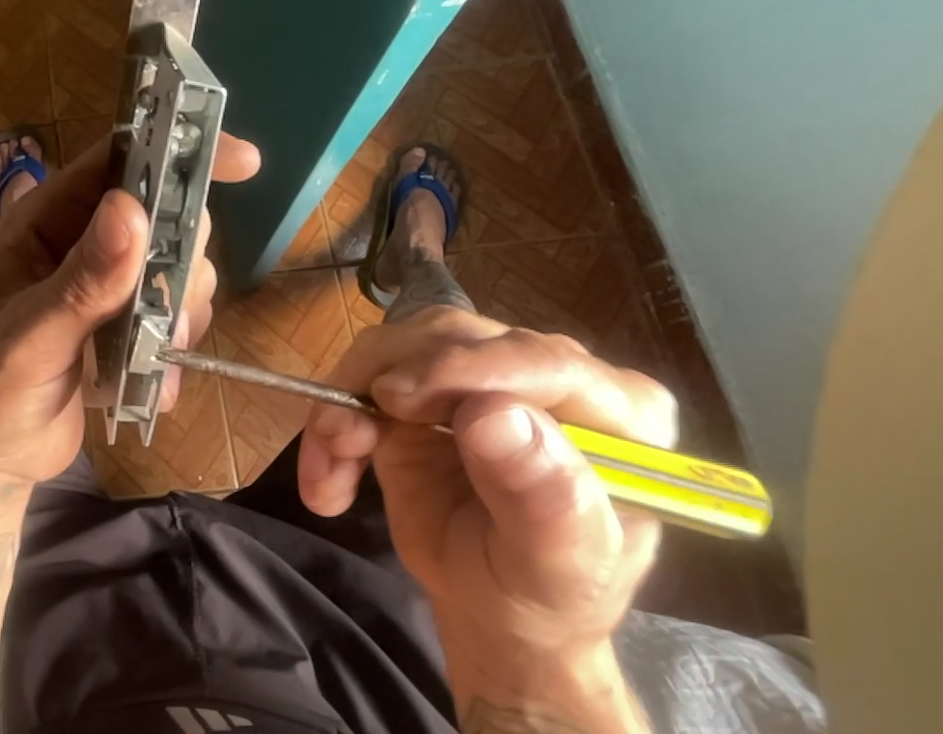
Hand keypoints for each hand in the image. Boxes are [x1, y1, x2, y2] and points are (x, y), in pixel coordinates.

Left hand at [0, 133, 260, 486]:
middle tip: (171, 308)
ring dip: (183, 311)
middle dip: (184, 257)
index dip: (179, 149)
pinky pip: (176, 319)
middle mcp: (81, 242)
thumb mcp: (27, 337)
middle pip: (165, 214)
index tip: (243, 164)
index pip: (118, 160)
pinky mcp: (126, 328)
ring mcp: (106, 285)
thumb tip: (132, 210)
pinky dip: (176, 352)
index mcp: (45, 222)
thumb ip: (80, 282)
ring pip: (178, 268)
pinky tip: (151, 388)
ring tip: (154, 355)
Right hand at [296, 308, 676, 665]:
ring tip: (330, 479)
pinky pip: (361, 375)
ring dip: (345, 404)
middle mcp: (544, 374)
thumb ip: (542, 499)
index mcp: (615, 411)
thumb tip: (493, 416)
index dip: (466, 368)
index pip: (544, 360)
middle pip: (453, 338)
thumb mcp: (555, 570)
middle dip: (387, 383)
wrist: (490, 605)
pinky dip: (329, 421)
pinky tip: (327, 482)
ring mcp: (477, 375)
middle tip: (344, 440)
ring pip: (395, 347)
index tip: (398, 398)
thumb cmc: (542, 596)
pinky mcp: (421, 387)